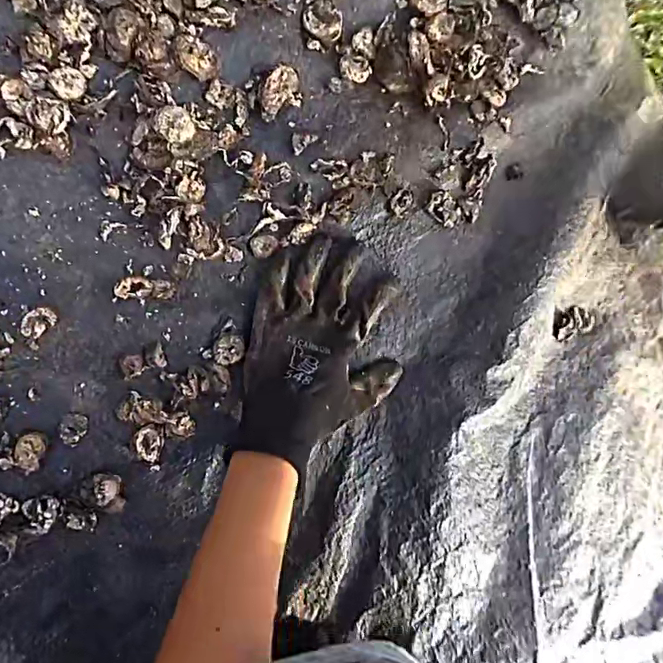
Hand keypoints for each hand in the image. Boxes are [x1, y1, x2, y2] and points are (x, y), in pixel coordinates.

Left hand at [231, 235, 402, 473]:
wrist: (277, 425)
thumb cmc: (317, 416)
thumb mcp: (354, 402)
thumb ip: (375, 383)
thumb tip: (396, 368)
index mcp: (343, 342)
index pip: (367, 308)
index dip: (380, 292)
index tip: (391, 280)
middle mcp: (319, 324)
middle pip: (336, 284)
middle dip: (348, 262)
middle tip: (356, 245)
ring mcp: (291, 321)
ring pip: (306, 278)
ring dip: (316, 256)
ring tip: (323, 238)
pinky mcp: (266, 323)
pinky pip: (271, 289)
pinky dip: (278, 269)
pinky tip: (284, 252)